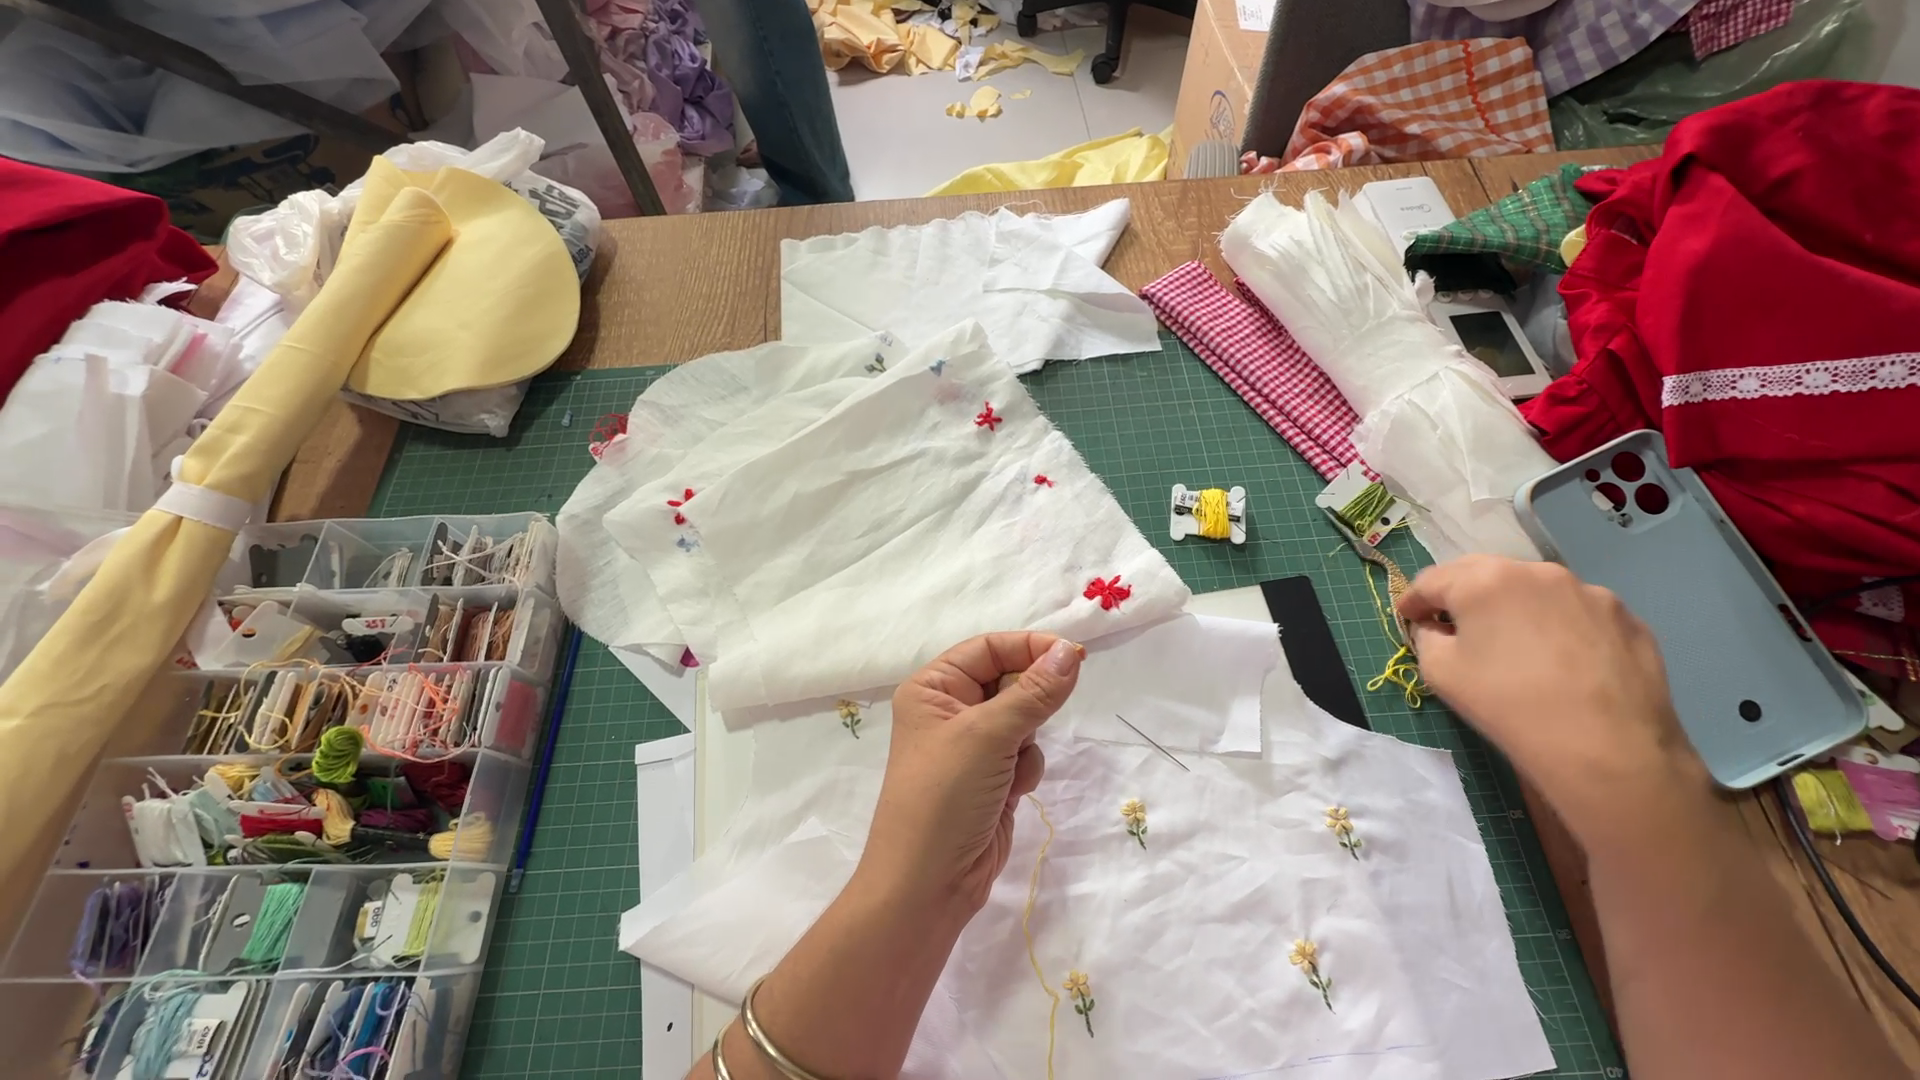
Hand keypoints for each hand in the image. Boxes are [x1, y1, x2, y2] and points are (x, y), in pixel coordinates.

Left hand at [861, 633, 1082, 914]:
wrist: (928, 884)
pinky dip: (1025, 770)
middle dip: (1027, 705)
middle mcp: (948, 710)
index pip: (988, 648)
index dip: (1030, 648)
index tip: (1075, 656)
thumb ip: (1034, 692)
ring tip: (1006, 770)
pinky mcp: (990, 778)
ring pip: (1024, 720)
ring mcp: (970, 746)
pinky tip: (1009, 795)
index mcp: (932, 687)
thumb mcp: (988, 735)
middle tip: (1031, 724)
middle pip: (1009, 681)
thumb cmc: (945, 796)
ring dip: (1026, 743)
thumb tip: (1071, 651)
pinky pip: (1024, 754)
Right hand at [1396, 556, 1708, 839]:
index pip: (1431, 580)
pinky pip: (1576, 612)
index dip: (1413, 601)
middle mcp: (1536, 572)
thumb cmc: (1507, 704)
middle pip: (1483, 573)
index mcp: (1483, 580)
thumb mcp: (1439, 672)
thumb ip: (1427, 637)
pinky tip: (1561, 661)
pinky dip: (1558, 626)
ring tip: (1514, 645)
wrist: (1607, 749)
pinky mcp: (1626, 617)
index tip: (1409, 620)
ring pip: (1533, 590)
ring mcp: (1588, 591)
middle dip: (1461, 595)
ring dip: (1513, 607)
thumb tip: (1439, 628)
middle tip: (1454, 626)